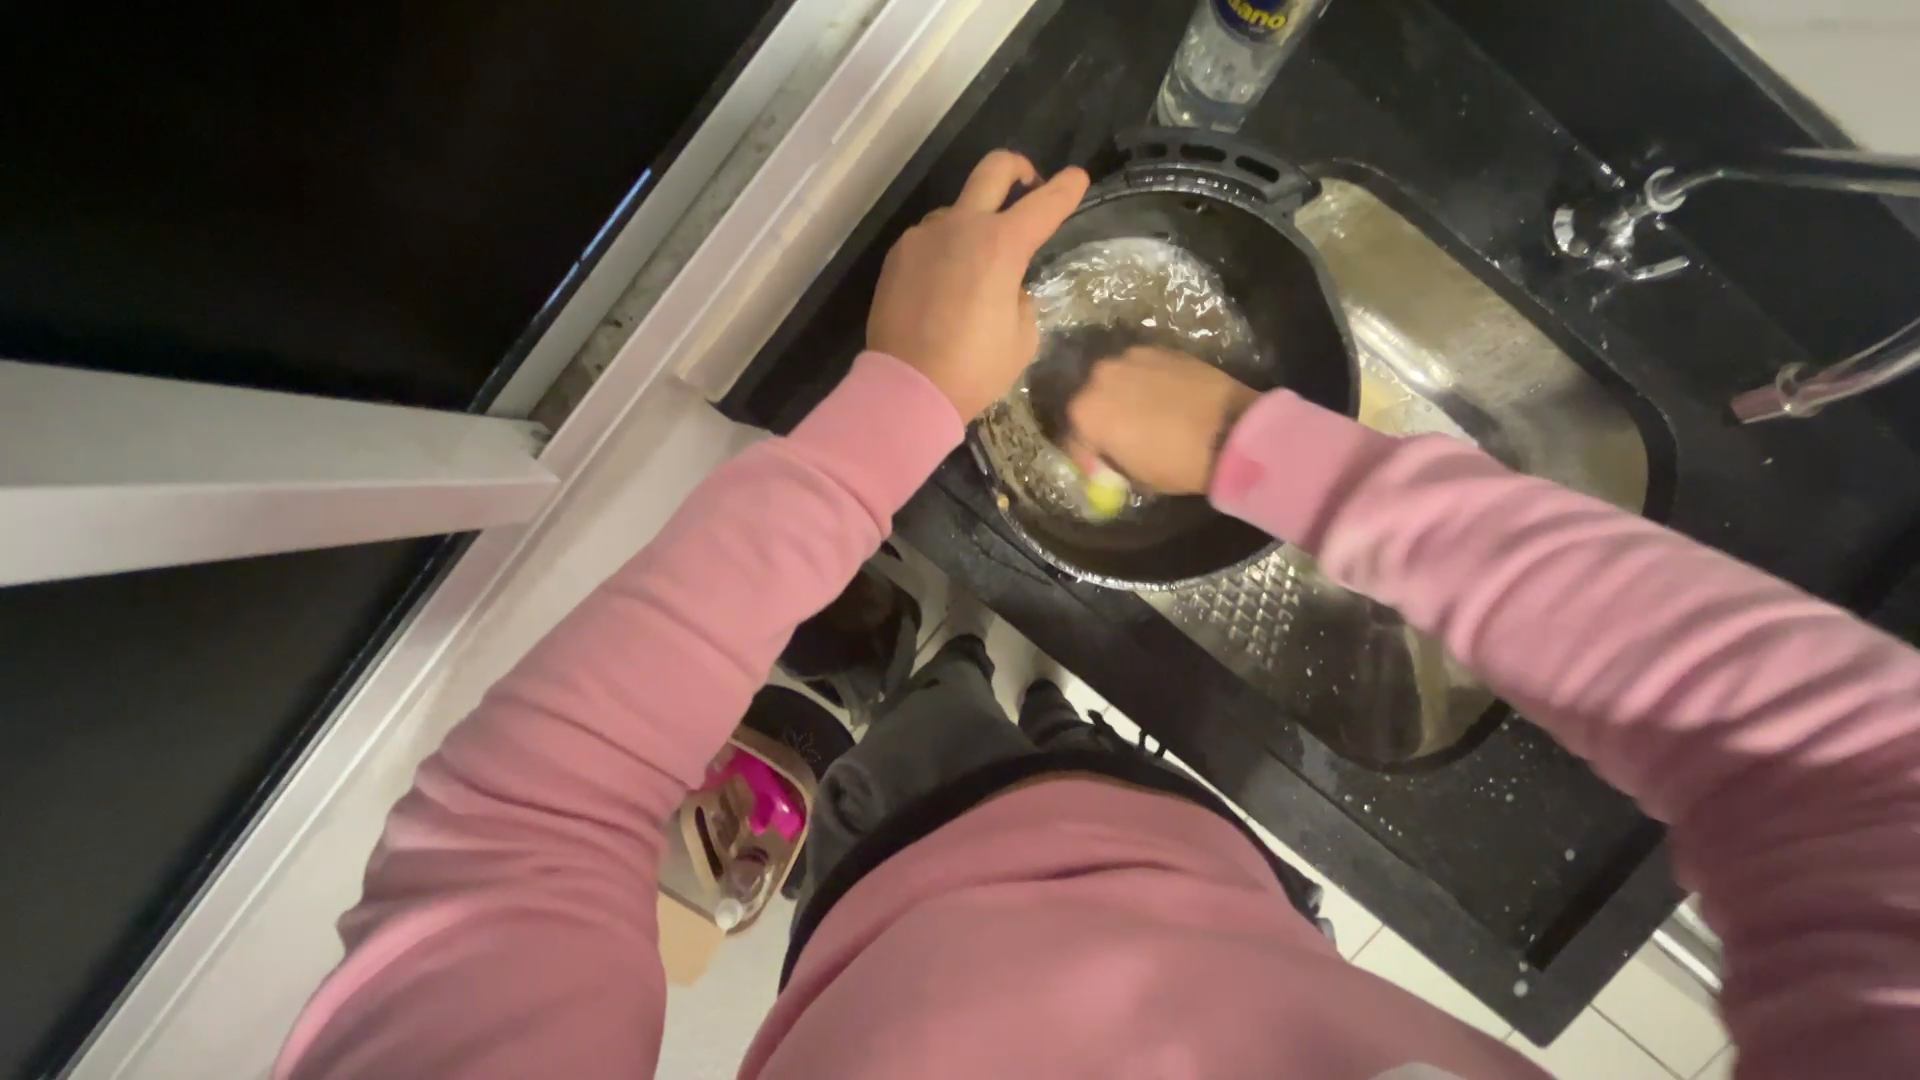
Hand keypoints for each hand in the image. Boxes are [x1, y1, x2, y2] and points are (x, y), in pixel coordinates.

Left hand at [867, 151, 1089, 419]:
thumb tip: (1008, 287)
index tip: (1076, 179)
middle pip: (993, 170)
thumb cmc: (974, 370)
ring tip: (976, 264)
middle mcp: (961, 227)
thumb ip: (1021, 299)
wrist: (908, 389)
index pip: (1045, 205)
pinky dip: (944, 252)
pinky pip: (929, 241)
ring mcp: (923, 238)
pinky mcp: (897, 257)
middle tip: (1027, 182)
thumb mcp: (1021, 339)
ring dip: (973, 223)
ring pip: (955, 211)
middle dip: (1017, 168)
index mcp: (1002, 246)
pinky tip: (945, 286)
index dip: (1066, 189)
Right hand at [1066, 347, 1260, 495]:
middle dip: (1100, 420)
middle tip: (1119, 438)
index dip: (1085, 456)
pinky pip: (1140, 369)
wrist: (1235, 431)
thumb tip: (1110, 457)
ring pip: (1114, 381)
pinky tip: (1163, 399)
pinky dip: (1144, 383)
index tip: (1100, 468)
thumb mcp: (1135, 476)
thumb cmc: (1178, 462)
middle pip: (1089, 401)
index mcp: (1086, 412)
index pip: (1071, 438)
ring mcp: (1130, 357)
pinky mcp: (1160, 348)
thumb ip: (1111, 462)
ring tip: (1144, 415)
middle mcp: (1099, 376)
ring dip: (1121, 397)